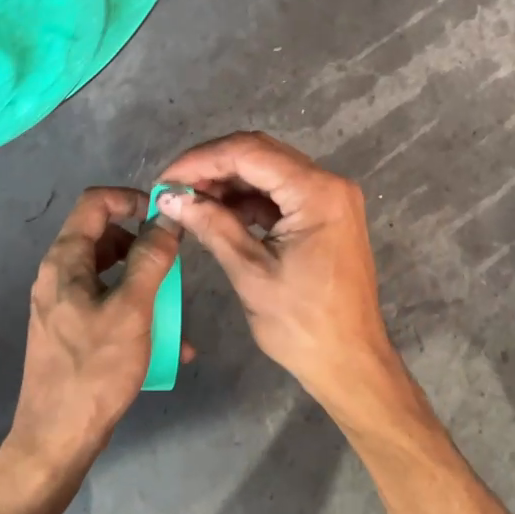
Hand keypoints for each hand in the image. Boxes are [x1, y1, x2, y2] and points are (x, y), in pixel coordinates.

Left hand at [10, 187, 184, 470]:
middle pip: (104, 240)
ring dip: (147, 289)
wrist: (59, 434)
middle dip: (144, 250)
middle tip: (175, 268)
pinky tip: (170, 348)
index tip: (166, 218)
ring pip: (111, 279)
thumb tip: (168, 217)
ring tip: (177, 313)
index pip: (95, 203)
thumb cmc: (95, 369)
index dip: (132, 200)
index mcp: (64, 262)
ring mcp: (63, 308)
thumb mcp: (132, 309)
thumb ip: (152, 259)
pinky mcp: (72, 335)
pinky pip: (109, 311)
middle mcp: (58, 278)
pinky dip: (138, 319)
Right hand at [157, 132, 396, 407]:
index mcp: (317, 193)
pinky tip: (217, 215)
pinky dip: (248, 202)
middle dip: (212, 168)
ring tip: (188, 204)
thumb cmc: (302, 325)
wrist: (349, 361)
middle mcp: (329, 185)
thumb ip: (211, 227)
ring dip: (228, 184)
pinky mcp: (326, 218)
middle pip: (261, 155)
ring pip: (269, 174)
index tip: (165, 179)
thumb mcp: (250, 273)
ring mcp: (331, 200)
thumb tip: (170, 198)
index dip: (201, 160)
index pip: (249, 152)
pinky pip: (281, 196)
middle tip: (172, 191)